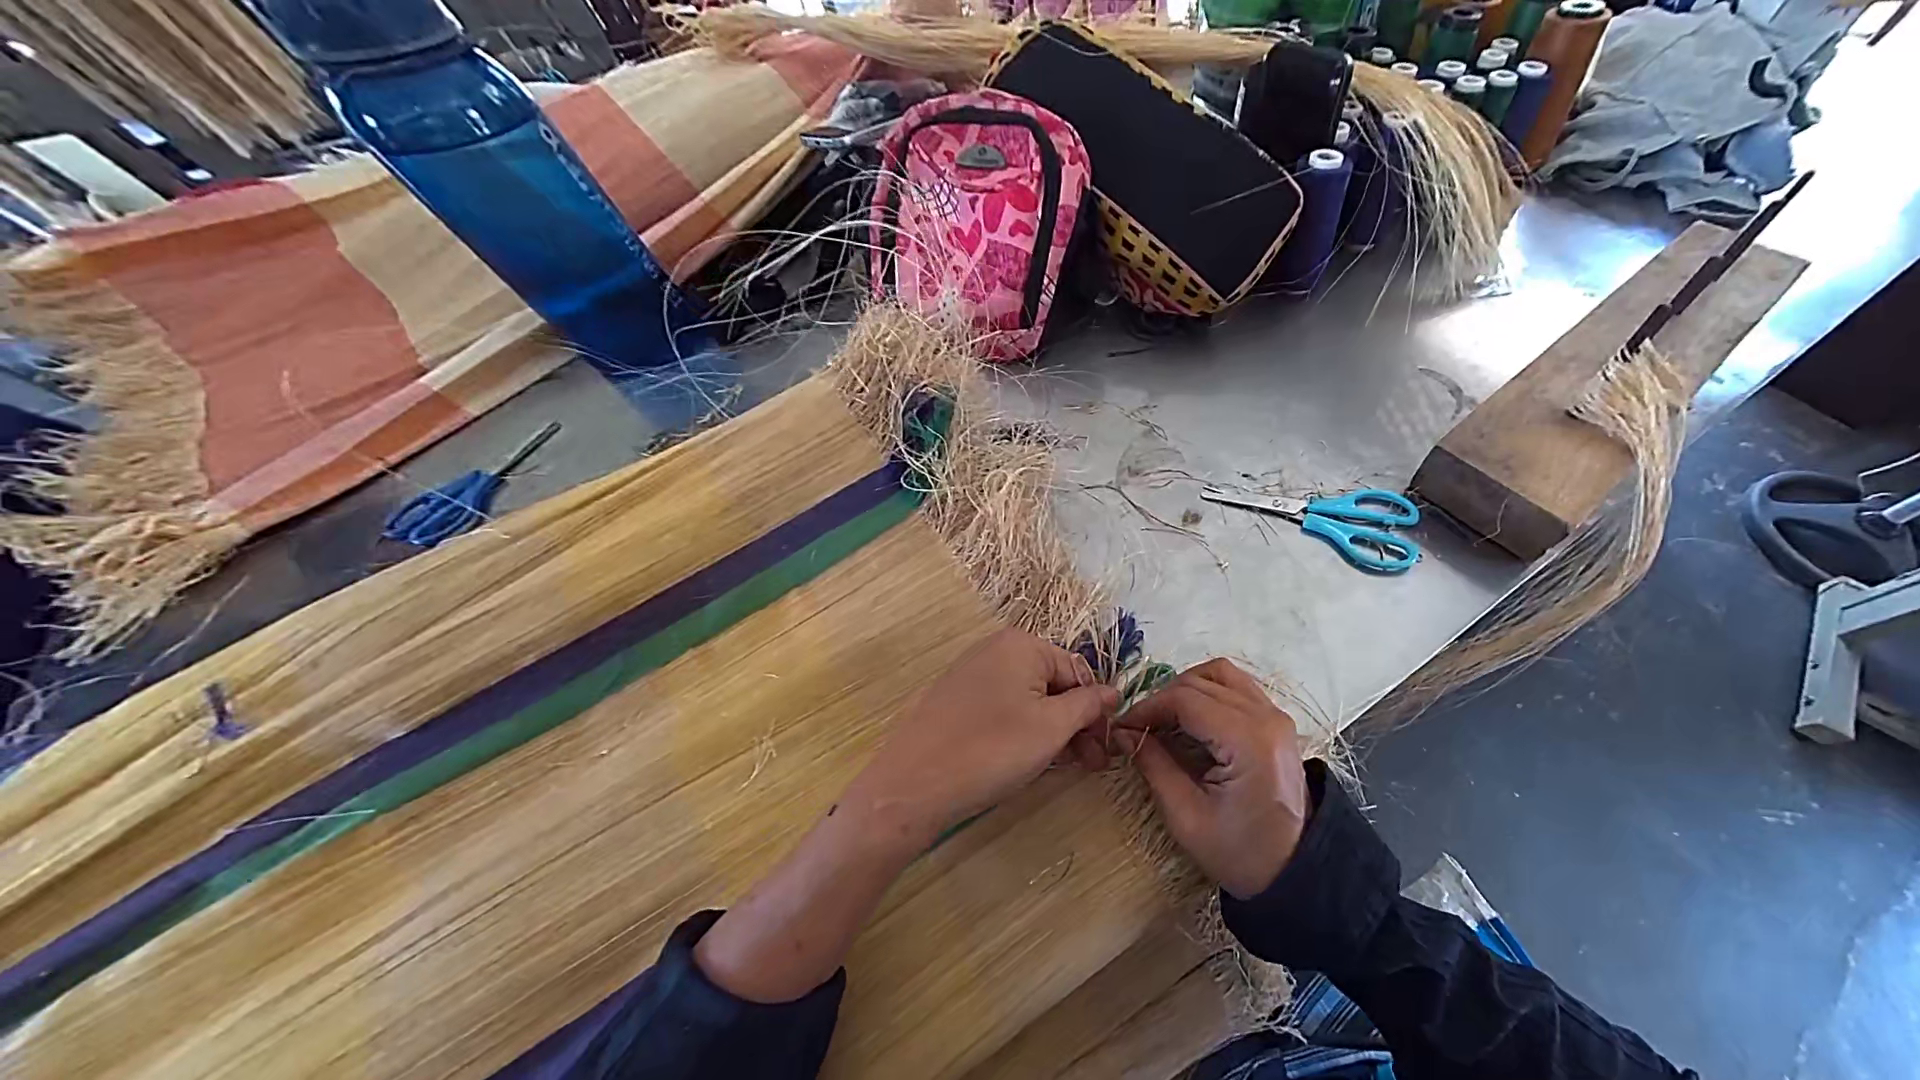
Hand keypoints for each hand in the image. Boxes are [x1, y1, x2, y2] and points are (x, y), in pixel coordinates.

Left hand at [694, 627, 1116, 1002]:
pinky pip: (1003, 710)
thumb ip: (1087, 704)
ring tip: (1064, 768)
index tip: (1107, 750)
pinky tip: (1030, 762)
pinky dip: (1024, 732)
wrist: (913, 783)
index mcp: (1021, 644)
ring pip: (1029, 700)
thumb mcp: (1051, 727)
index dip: (1098, 710)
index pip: (1079, 670)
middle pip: (1053, 684)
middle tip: (1092, 766)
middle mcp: (995, 650)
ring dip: (1054, 732)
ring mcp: (972, 675)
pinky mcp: (956, 701)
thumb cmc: (991, 749)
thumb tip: (1112, 691)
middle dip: (1077, 724)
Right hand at [1116, 659, 1310, 898]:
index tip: (1122, 728)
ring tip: (1164, 718)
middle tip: (1137, 728)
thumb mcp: (1186, 816)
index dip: (1146, 708)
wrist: (1298, 874)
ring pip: (1219, 674)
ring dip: (1184, 688)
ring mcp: (1275, 716)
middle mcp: (1266, 717)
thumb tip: (1121, 732)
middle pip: (1199, 682)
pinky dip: (1207, 691)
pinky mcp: (1276, 722)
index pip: (1184, 699)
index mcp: (1248, 740)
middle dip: (1160, 699)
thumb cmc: (1241, 852)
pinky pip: (1236, 686)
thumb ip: (1152, 765)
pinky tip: (1191, 719)